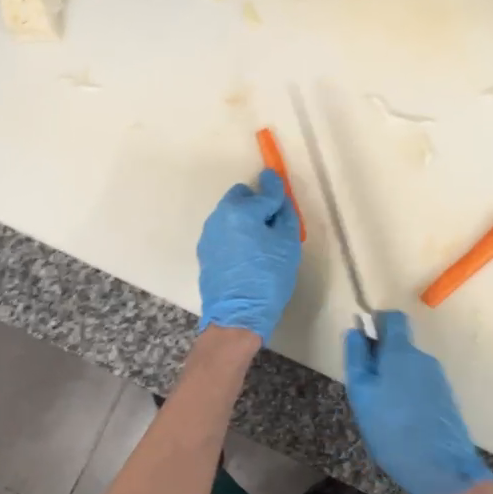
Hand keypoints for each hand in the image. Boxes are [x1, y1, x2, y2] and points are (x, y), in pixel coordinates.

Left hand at [197, 169, 302, 342]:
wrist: (237, 316)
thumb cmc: (268, 279)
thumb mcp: (287, 245)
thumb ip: (285, 216)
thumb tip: (280, 201)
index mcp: (241, 211)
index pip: (264, 192)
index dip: (274, 186)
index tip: (275, 177)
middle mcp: (220, 217)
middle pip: (240, 197)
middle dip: (255, 202)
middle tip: (271, 221)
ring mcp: (209, 235)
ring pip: (229, 215)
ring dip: (244, 219)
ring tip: (259, 242)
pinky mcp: (205, 252)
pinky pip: (223, 233)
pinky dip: (234, 235)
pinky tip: (245, 256)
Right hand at [344, 311, 492, 493]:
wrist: (442, 470)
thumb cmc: (393, 430)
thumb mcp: (363, 395)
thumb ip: (357, 359)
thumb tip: (355, 331)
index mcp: (402, 352)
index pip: (393, 318)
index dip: (376, 323)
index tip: (362, 343)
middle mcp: (424, 360)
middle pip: (399, 346)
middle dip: (380, 360)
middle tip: (365, 391)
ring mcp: (438, 381)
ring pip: (408, 369)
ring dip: (393, 381)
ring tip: (381, 414)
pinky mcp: (446, 401)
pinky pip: (420, 387)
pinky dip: (407, 397)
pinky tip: (400, 424)